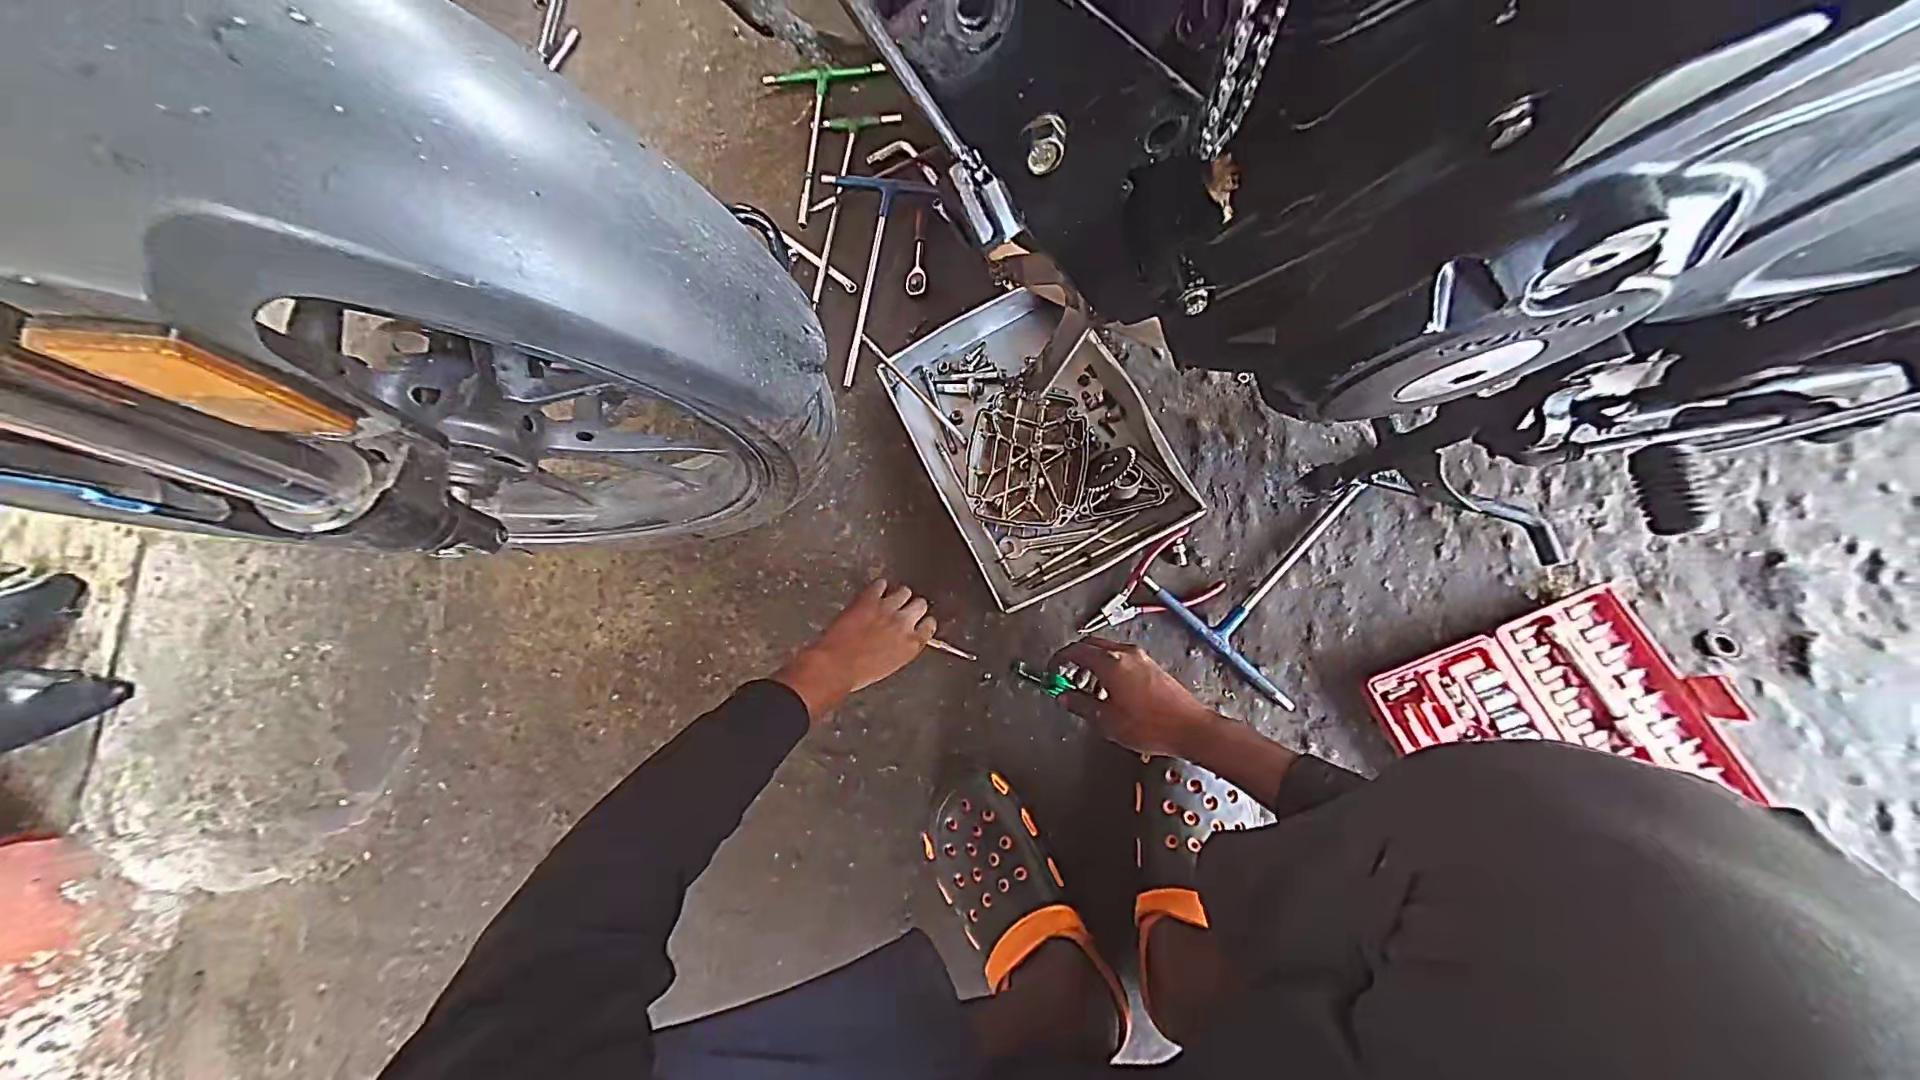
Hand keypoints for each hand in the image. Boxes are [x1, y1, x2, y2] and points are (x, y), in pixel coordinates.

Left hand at [774, 580, 936, 719]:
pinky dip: (878, 587)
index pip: (929, 625)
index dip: (924, 621)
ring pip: (904, 591)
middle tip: (902, 609)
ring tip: (888, 599)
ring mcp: (887, 608)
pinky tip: (874, 591)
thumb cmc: (857, 673)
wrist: (835, 667)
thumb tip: (900, 640)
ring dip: (897, 595)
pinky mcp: (870, 599)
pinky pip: (881, 584)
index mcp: (911, 644)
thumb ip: (901, 648)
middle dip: (912, 606)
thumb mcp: (890, 665)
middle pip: (920, 604)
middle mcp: (904, 623)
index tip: (920, 621)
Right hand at [1047, 638, 1222, 756]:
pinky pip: (1121, 659)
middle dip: (1074, 659)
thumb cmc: (1152, 725)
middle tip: (1066, 677)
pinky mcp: (1150, 666)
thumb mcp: (1106, 720)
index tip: (1053, 671)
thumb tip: (1066, 697)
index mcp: (1110, 662)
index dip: (1059, 660)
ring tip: (1087, 690)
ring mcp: (1140, 658)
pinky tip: (1109, 692)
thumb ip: (1081, 705)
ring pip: (1106, 651)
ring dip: (1092, 665)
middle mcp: (1125, 654)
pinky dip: (1108, 668)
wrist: (1190, 728)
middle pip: (1090, 645)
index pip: (1075, 651)